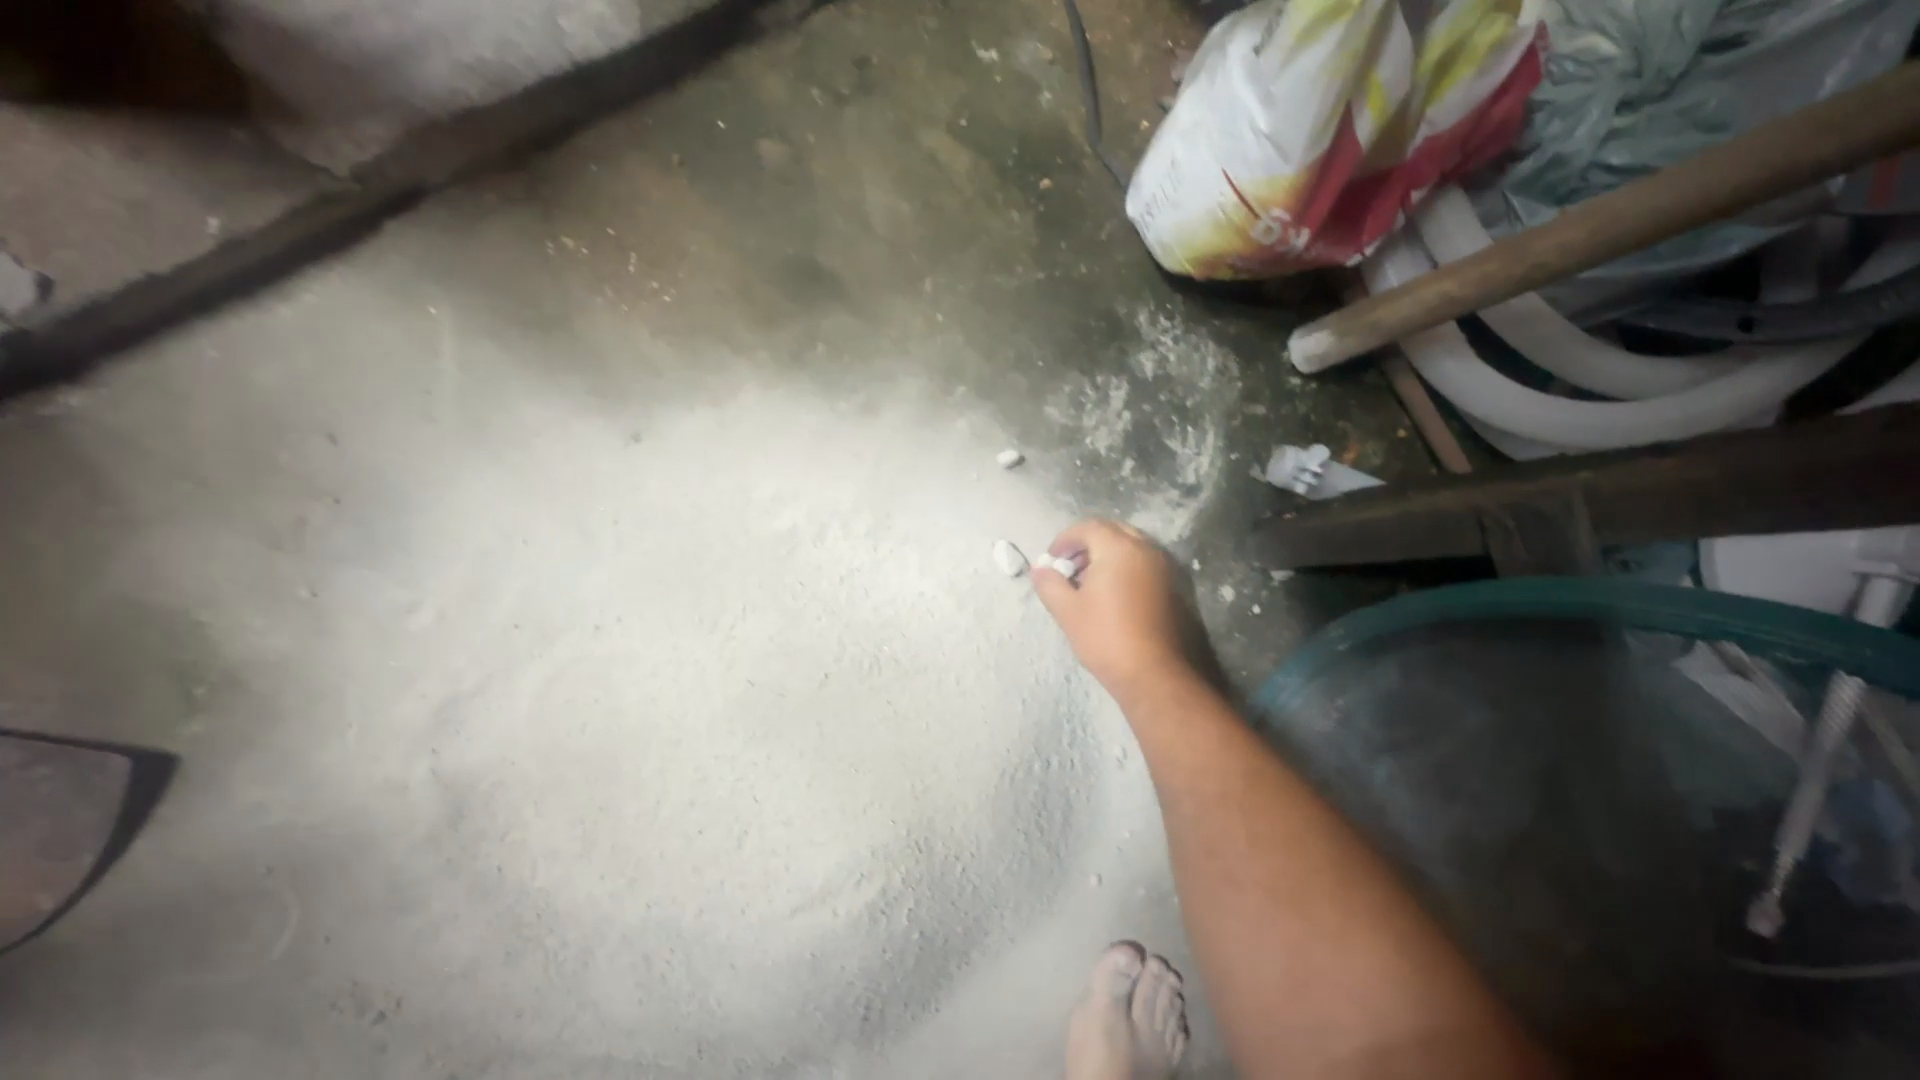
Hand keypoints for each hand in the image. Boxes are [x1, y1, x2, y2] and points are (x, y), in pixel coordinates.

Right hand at [1032, 520, 1192, 701]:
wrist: (1154, 673)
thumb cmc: (1105, 637)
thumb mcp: (1067, 610)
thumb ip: (1050, 583)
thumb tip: (1039, 568)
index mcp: (1119, 548)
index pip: (1088, 527)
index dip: (1065, 539)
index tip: (1052, 559)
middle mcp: (1146, 549)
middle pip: (1113, 532)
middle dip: (1088, 544)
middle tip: (1070, 566)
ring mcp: (1164, 568)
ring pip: (1131, 548)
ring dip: (1107, 556)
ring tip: (1088, 583)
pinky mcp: (1173, 588)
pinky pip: (1144, 565)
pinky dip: (1125, 569)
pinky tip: (1112, 596)